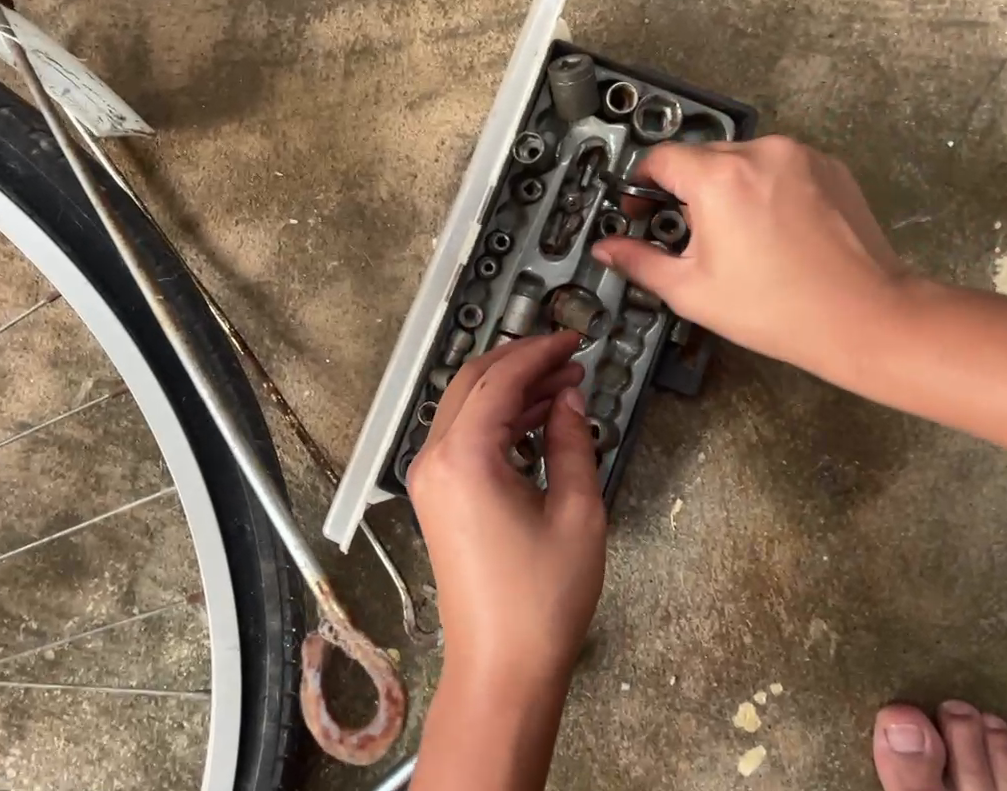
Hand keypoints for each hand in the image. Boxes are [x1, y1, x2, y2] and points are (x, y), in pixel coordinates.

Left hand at [409, 332, 605, 690]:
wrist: (501, 668)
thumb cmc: (542, 599)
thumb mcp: (577, 512)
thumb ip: (572, 440)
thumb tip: (569, 396)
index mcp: (464, 458)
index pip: (499, 379)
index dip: (539, 352)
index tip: (574, 340)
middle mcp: (434, 459)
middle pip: (473, 382)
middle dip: (522, 363)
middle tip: (570, 360)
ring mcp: (429, 478)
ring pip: (466, 407)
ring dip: (512, 391)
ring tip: (564, 387)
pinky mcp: (437, 495)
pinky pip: (464, 437)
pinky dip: (498, 421)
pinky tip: (537, 420)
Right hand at [591, 136, 908, 375]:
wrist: (863, 316)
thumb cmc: (780, 308)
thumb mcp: (690, 291)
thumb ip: (639, 261)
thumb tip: (608, 249)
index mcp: (719, 179)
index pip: (660, 158)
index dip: (641, 184)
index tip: (641, 208)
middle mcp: (760, 154)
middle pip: (700, 157)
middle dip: (685, 189)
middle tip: (688, 232)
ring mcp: (799, 157)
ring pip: (740, 160)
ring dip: (726, 187)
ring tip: (735, 234)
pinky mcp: (828, 167)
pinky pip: (778, 165)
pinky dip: (764, 187)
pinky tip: (769, 229)